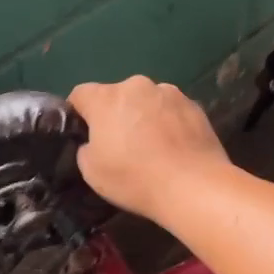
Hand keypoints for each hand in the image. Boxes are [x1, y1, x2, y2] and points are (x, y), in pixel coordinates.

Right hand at [67, 76, 232, 220]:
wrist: (194, 187)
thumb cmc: (134, 178)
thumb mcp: (91, 171)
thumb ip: (86, 147)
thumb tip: (96, 141)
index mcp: (106, 98)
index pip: (80, 94)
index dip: (79, 114)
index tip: (85, 135)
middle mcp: (136, 86)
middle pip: (116, 96)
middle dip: (115, 114)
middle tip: (121, 145)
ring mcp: (169, 92)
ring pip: (146, 101)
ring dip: (143, 116)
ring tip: (153, 148)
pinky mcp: (194, 105)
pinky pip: (171, 111)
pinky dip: (168, 123)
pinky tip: (174, 149)